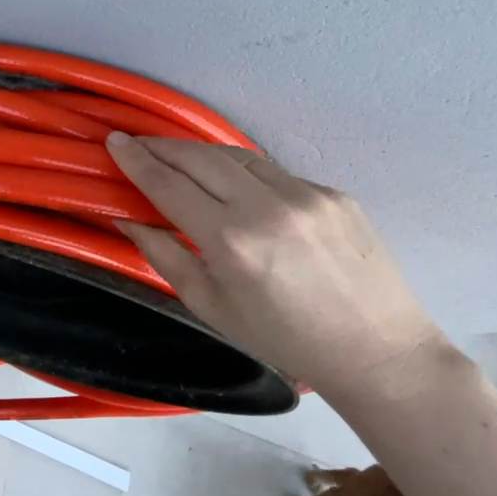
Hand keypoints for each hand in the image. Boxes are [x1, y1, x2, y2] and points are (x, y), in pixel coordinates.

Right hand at [105, 133, 446, 394]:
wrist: (381, 354)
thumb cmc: (284, 339)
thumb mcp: (209, 304)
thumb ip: (162, 254)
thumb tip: (126, 219)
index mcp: (231, 241)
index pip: (168, 183)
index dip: (136, 159)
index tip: (115, 141)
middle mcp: (267, 208)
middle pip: (199, 157)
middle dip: (163, 147)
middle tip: (139, 145)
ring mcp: (306, 197)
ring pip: (236, 156)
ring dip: (201, 154)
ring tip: (180, 159)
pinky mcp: (334, 195)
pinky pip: (275, 173)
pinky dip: (245, 174)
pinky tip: (239, 190)